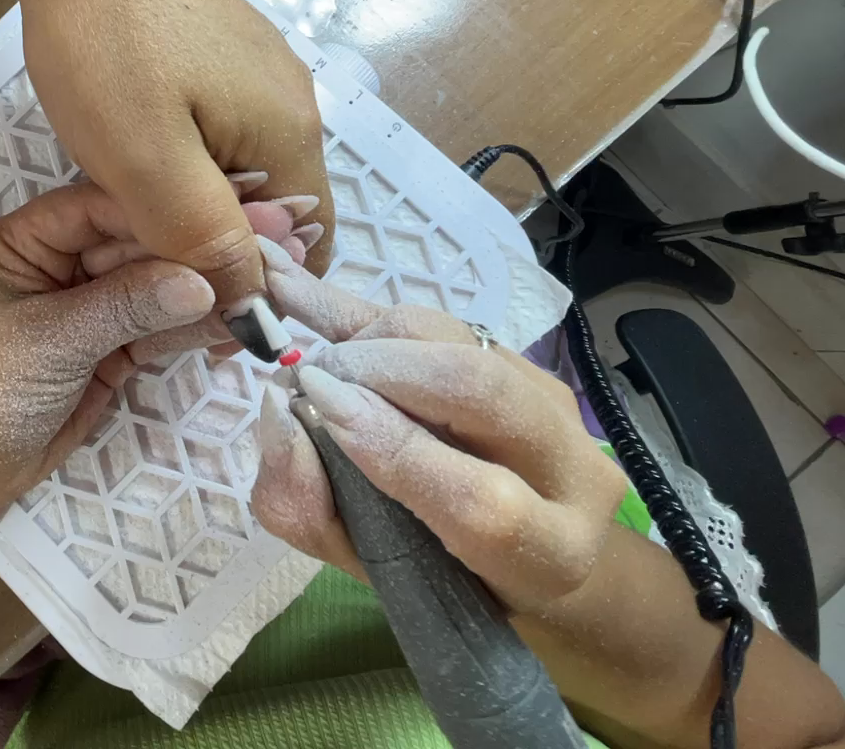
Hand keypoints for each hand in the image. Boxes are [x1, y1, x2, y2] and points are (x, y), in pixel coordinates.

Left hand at [0, 182, 300, 510]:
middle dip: (200, 248)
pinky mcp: (109, 346)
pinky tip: (241, 321)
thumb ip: (127, 305)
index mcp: (27, 239)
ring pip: (156, 287)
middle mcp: (61, 262)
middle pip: (139, 244)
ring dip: (208, 289)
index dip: (169, 205)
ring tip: (275, 281)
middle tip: (277, 242)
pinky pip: (158, 328)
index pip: (106, 206)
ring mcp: (89, 305)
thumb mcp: (50, 339)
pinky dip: (194, 328)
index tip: (237, 203)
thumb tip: (205, 277)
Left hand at [17, 0, 332, 306]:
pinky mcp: (214, 55)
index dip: (257, 291)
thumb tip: (256, 306)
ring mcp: (252, 74)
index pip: (305, 245)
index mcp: (291, 135)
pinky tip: (129, 158)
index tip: (193, 312)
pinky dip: (177, 165)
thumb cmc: (108, 48)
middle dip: (215, 250)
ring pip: (235, 174)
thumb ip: (205, 237)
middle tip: (143, 264)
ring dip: (189, 208)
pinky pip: (211, 135)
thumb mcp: (148, 162)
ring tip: (128, 214)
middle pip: (270, 211)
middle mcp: (290, 104)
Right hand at [248, 241, 627, 615]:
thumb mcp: (363, 565)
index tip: (313, 406)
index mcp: (544, 552)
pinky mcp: (510, 353)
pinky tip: (285, 276)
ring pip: (450, 336)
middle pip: (475, 388)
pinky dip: (348, 300)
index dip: (388, 445)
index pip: (476, 498)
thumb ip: (308, 508)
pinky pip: (422, 314)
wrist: (525, 538)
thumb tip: (277, 417)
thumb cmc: (437, 569)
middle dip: (373, 369)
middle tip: (307, 382)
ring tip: (317, 364)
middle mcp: (567, 468)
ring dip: (366, 336)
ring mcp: (547, 397)